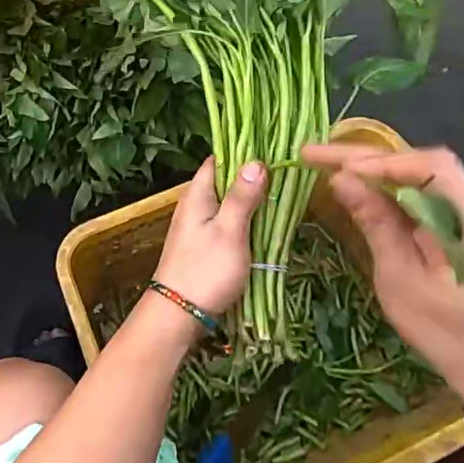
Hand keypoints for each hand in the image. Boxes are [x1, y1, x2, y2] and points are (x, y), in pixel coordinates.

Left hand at [150, 157, 267, 315]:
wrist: (179, 313)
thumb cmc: (205, 269)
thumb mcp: (229, 230)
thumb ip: (242, 197)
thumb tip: (256, 161)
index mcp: (197, 194)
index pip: (218, 159)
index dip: (242, 152)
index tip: (271, 149)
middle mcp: (194, 205)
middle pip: (224, 181)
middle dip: (251, 177)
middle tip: (284, 175)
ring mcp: (197, 226)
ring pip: (227, 204)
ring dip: (250, 202)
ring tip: (280, 197)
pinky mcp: (203, 245)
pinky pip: (226, 223)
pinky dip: (244, 221)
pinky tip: (263, 226)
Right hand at [302, 144, 463, 431]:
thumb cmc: (445, 330)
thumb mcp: (401, 279)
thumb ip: (376, 222)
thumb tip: (342, 178)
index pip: (430, 166)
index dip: (382, 161)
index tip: (338, 169)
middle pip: (418, 163)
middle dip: (363, 158)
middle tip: (312, 154)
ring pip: (416, 173)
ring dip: (370, 166)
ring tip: (325, 162)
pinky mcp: (461, 220)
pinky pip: (419, 188)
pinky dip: (385, 183)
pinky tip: (357, 183)